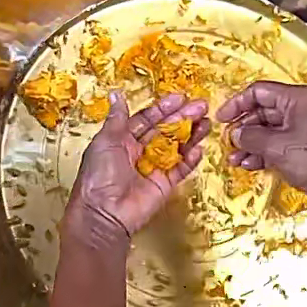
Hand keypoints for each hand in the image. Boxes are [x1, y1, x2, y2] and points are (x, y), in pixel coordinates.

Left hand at [66, 91, 209, 243]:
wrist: (104, 213)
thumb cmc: (99, 176)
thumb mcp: (105, 141)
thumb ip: (117, 118)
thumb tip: (116, 93)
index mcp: (122, 140)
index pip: (146, 120)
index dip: (163, 109)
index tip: (180, 98)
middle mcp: (138, 153)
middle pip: (165, 131)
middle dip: (183, 117)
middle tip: (202, 105)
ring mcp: (153, 169)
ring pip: (176, 147)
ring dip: (191, 134)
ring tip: (207, 122)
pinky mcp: (164, 185)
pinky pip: (180, 169)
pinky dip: (190, 159)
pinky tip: (200, 147)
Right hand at [217, 81, 306, 202]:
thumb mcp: (275, 146)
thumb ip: (250, 136)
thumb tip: (235, 134)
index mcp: (297, 98)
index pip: (259, 92)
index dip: (237, 104)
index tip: (220, 119)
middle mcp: (301, 109)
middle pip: (262, 111)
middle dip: (242, 127)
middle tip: (226, 142)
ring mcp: (304, 129)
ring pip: (268, 131)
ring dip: (249, 144)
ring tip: (234, 159)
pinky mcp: (305, 148)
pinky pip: (277, 145)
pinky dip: (261, 153)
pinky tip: (248, 164)